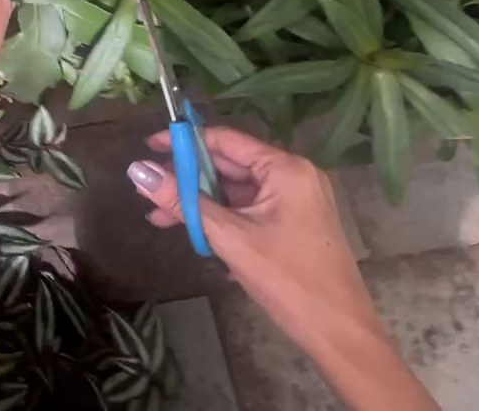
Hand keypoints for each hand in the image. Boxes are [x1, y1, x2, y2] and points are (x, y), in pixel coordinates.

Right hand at [127, 127, 438, 410]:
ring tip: (160, 216)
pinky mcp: (293, 223)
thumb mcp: (229, 237)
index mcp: (285, 168)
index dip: (183, 141)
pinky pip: (247, 208)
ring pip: (234, 190)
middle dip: (187, 177)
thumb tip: (136, 170)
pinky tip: (191, 230)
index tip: (149, 146)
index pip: (224, 140)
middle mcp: (293, 175)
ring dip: (199, 201)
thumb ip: (182, 201)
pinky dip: (220, 217)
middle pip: (228, 164)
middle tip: (149, 186)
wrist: (343, 339)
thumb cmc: (289, 280)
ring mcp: (295, 200)